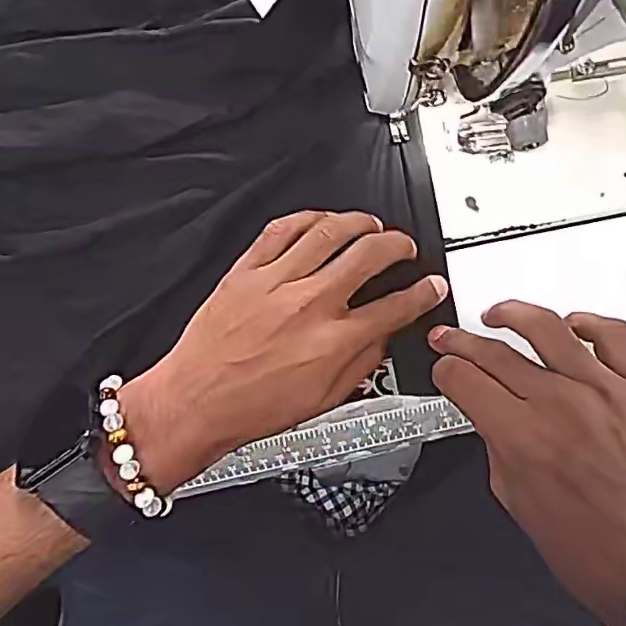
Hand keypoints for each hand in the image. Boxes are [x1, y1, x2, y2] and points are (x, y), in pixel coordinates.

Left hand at [118, 210, 447, 488]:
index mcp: (332, 342)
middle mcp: (308, 305)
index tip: (429, 286)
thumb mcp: (323, 399)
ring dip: (359, 222)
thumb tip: (384, 336)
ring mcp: (275, 283)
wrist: (195, 402)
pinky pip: (281, 230)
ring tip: (371, 224)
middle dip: (398, 245)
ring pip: (328, 233)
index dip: (422, 293)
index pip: (395, 307)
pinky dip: (307, 218)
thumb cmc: (251, 406)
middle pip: (369, 256)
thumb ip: (362, 362)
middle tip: (404, 246)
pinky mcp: (246, 271)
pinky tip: (320, 220)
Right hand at [429, 302, 625, 625]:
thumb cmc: (593, 552)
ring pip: (547, 327)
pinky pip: (613, 335)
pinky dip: (587, 321)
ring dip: (511, 314)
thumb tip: (483, 408)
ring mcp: (603, 393)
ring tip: (497, 315)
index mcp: (523, 439)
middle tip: (451, 339)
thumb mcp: (515, 499)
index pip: (464, 378)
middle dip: (460, 342)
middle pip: (494, 351)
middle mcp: (561, 407)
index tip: (444, 369)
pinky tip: (570, 324)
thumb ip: (495, 443)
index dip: (444, 370)